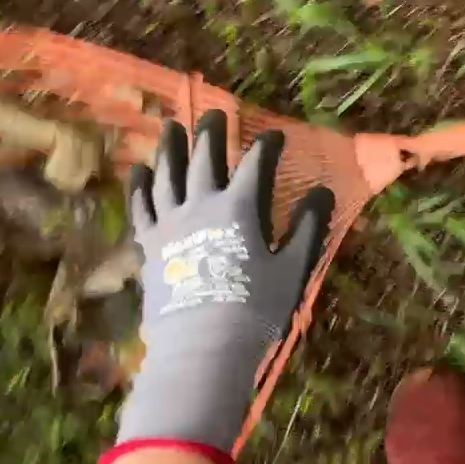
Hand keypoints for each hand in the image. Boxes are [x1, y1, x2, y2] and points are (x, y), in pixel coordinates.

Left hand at [106, 113, 334, 463]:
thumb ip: (309, 226)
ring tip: (170, 127)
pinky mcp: (150, 246)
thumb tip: (323, 191)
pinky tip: (141, 170)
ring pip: (167, 175)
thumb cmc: (255, 309)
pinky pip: (141, 207)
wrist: (202, 349)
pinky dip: (141, 185)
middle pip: (204, 158)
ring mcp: (170, 225)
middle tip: (214, 114)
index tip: (276, 135)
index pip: (256, 163)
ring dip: (170, 148)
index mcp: (241, 208)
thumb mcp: (294, 268)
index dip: (267, 144)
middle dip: (211, 132)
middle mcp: (202, 206)